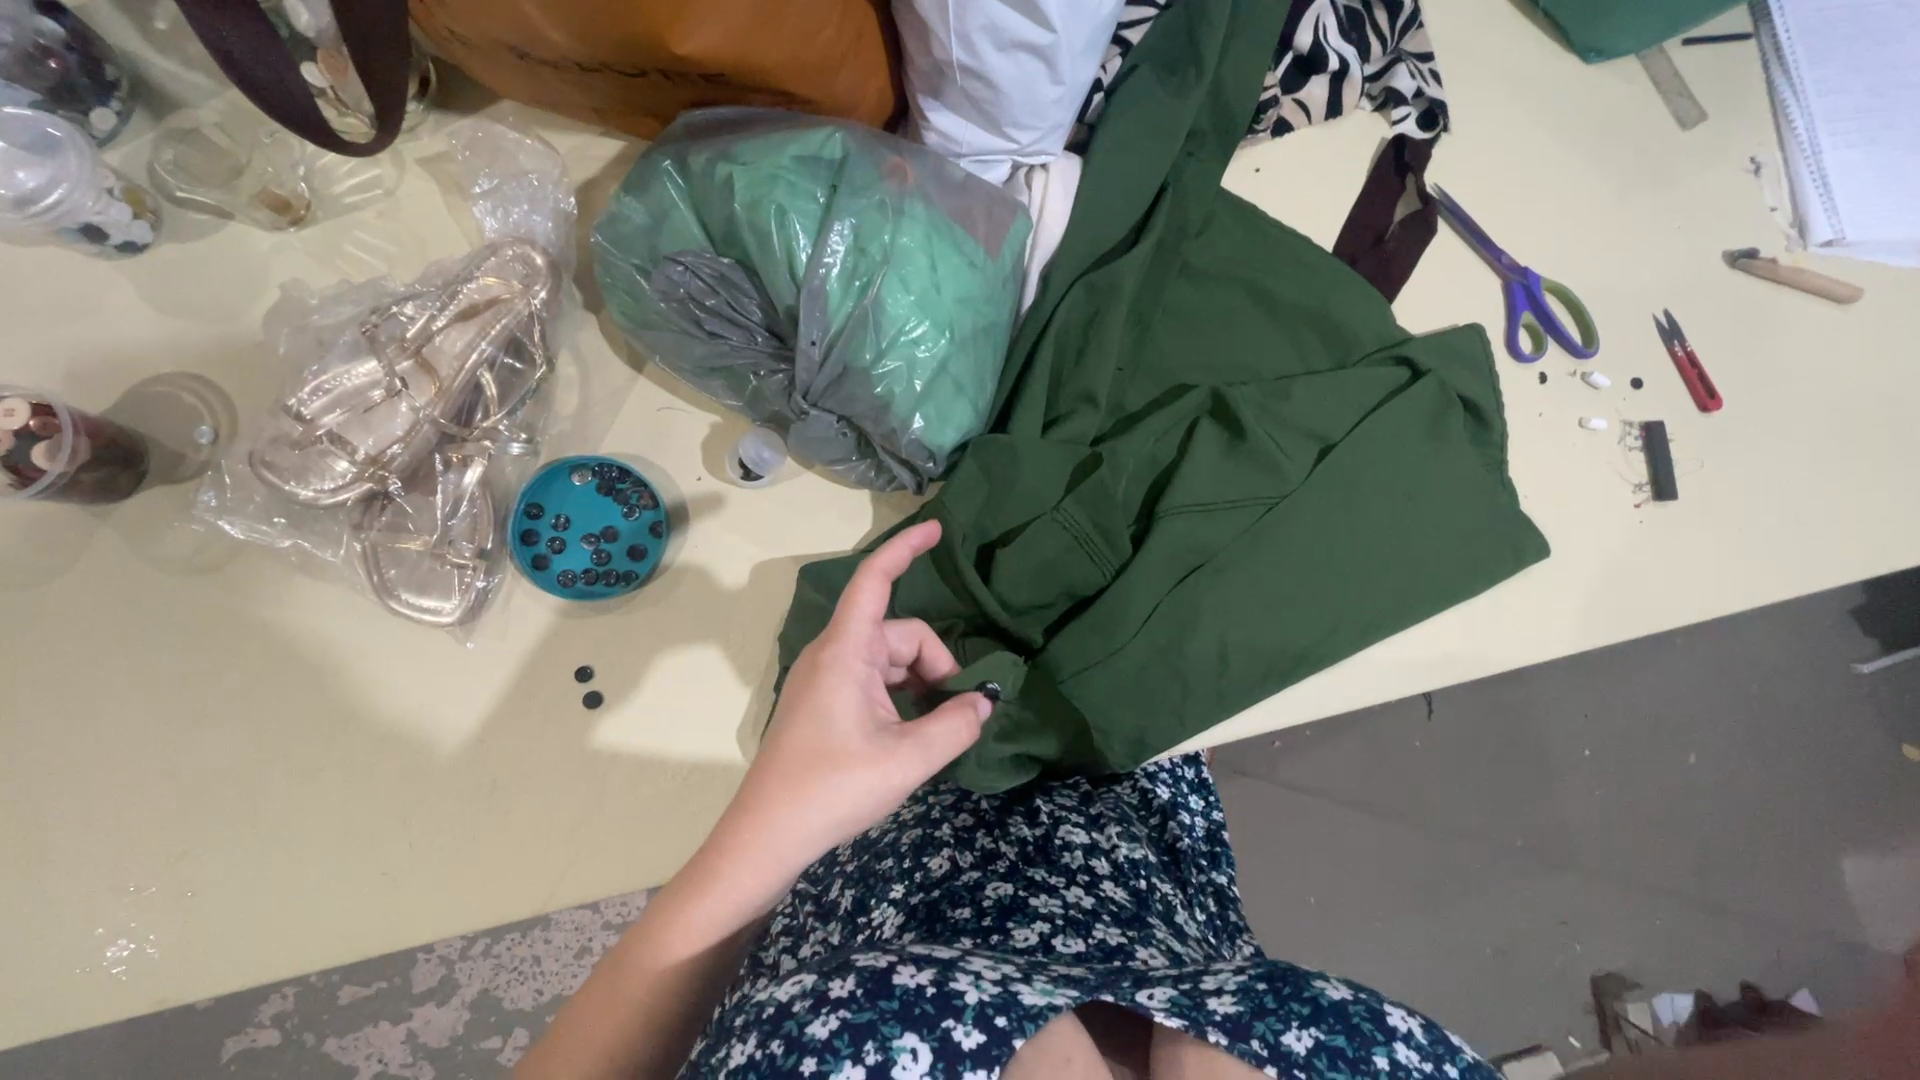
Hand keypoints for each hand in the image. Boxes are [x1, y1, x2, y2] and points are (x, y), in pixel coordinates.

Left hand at [706, 520, 994, 881]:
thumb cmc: (832, 789)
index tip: (939, 529)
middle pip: (898, 633)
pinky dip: (900, 696)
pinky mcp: (823, 703)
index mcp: (845, 651)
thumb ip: (955, 725)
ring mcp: (825, 679)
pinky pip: (873, 681)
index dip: (907, 549)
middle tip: (956, 710)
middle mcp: (833, 654)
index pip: (875, 579)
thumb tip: (985, 702)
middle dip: (935, 662)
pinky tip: (911, 734)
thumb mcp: (907, 760)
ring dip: (919, 683)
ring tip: (934, 730)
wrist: (766, 836)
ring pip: (889, 660)